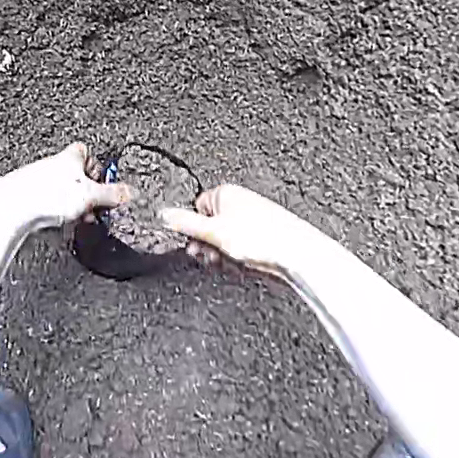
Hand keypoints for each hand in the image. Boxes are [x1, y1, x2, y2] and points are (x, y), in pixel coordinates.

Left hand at [0, 142, 133, 230]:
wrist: (11, 207)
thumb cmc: (47, 194)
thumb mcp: (91, 196)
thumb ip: (112, 194)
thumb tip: (130, 192)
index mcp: (69, 158)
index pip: (85, 152)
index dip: (95, 166)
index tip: (102, 183)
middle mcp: (52, 164)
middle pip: (73, 174)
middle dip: (83, 192)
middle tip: (90, 207)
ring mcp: (36, 179)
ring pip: (58, 189)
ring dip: (67, 204)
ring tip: (71, 218)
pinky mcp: (24, 195)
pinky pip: (44, 202)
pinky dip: (51, 211)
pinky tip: (53, 222)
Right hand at [159, 183, 343, 278]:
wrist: (296, 252)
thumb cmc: (260, 237)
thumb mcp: (213, 232)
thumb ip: (184, 223)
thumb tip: (162, 213)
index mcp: (225, 193)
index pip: (196, 209)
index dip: (194, 231)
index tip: (197, 246)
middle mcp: (238, 201)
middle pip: (210, 226)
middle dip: (209, 245)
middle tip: (214, 257)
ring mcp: (251, 217)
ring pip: (225, 239)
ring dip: (224, 254)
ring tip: (234, 262)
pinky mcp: (262, 233)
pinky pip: (241, 246)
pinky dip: (240, 257)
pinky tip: (247, 264)